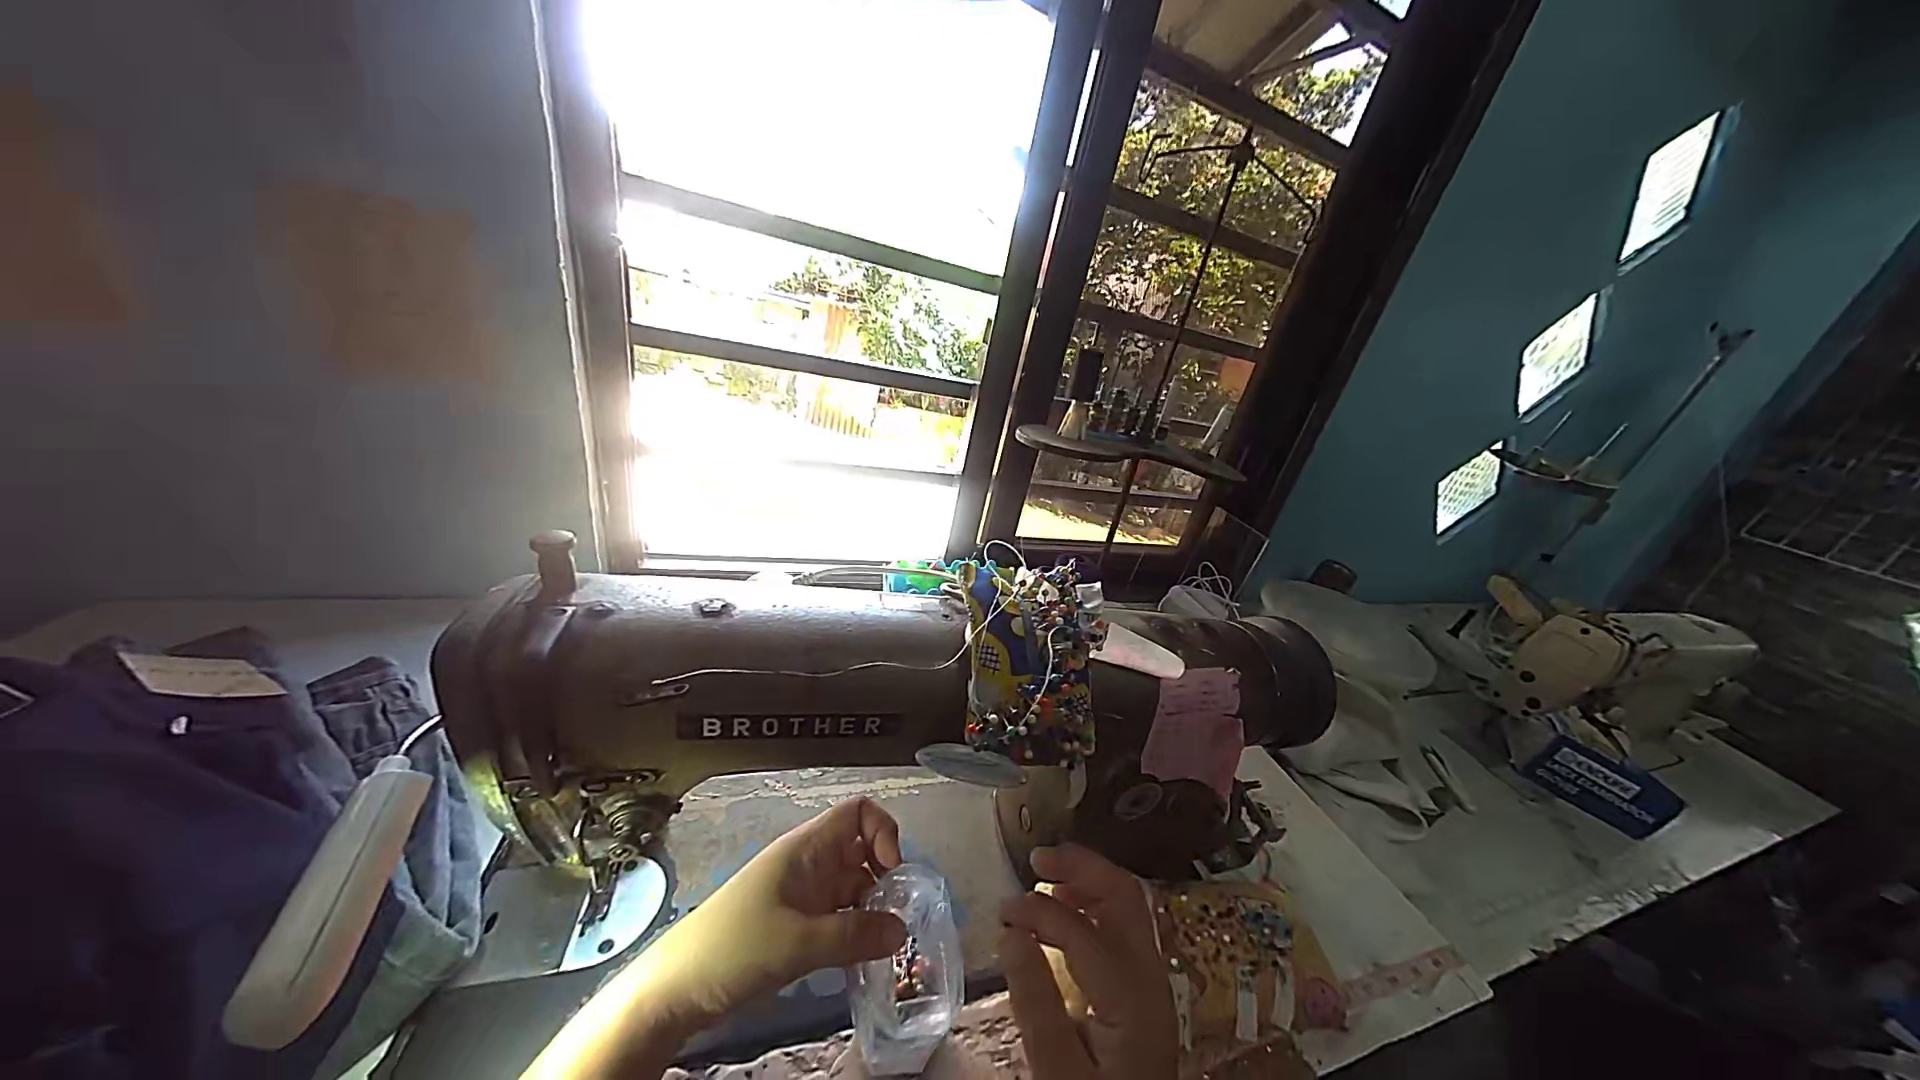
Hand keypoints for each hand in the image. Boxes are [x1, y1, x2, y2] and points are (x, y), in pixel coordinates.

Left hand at [526, 798, 907, 1078]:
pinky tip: (863, 956)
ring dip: (872, 906)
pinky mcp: (795, 924)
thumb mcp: (797, 943)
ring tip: (885, 942)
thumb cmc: (733, 949)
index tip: (892, 872)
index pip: (858, 812)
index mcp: (806, 848)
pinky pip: (839, 914)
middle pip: (861, 849)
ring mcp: (802, 894)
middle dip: (885, 874)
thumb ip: (854, 936)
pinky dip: (856, 928)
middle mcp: (809, 863)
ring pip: (852, 884)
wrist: (674, 990)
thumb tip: (903, 930)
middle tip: (898, 913)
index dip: (883, 831)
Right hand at [999, 844, 1177, 1079]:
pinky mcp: (1142, 986)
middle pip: (1124, 896)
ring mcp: (1151, 979)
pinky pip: (1123, 923)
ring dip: (1088, 880)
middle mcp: (1150, 977)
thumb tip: (1012, 932)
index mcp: (1132, 998)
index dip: (1039, 911)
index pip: (1084, 932)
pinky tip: (1067, 908)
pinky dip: (1094, 902)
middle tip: (1037, 859)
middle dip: (1081, 867)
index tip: (1002, 909)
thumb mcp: (1057, 1072)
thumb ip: (1035, 1001)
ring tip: (1047, 877)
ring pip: (1127, 904)